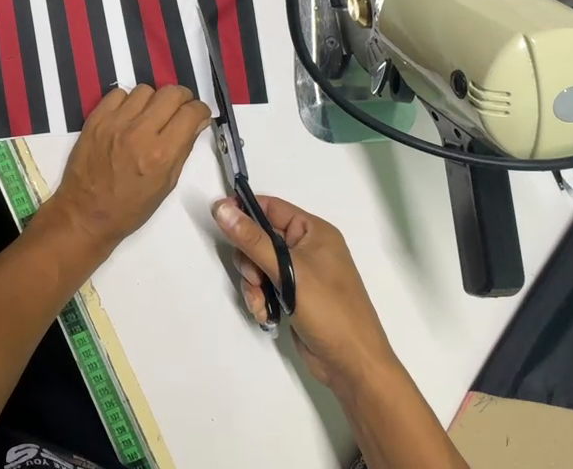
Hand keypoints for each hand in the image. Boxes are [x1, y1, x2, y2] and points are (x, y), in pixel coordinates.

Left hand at [33, 85, 210, 255]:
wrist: (86, 211)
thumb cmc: (131, 207)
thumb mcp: (167, 184)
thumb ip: (184, 148)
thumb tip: (197, 121)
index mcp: (161, 154)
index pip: (191, 113)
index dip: (200, 110)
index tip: (198, 114)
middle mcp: (139, 132)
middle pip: (170, 93)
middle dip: (182, 98)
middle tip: (180, 110)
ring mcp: (114, 122)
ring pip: (145, 90)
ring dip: (153, 100)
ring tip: (151, 115)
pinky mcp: (95, 118)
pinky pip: (118, 93)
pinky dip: (127, 101)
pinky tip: (128, 116)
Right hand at [213, 195, 396, 391]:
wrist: (353, 366)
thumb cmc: (328, 310)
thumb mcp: (287, 270)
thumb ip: (251, 238)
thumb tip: (219, 206)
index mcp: (314, 232)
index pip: (270, 207)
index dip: (243, 211)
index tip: (219, 220)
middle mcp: (307, 248)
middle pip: (259, 237)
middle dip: (249, 260)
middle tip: (255, 277)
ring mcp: (301, 273)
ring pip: (257, 263)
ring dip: (253, 283)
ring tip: (262, 302)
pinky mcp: (294, 296)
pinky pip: (265, 285)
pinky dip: (260, 298)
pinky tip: (265, 314)